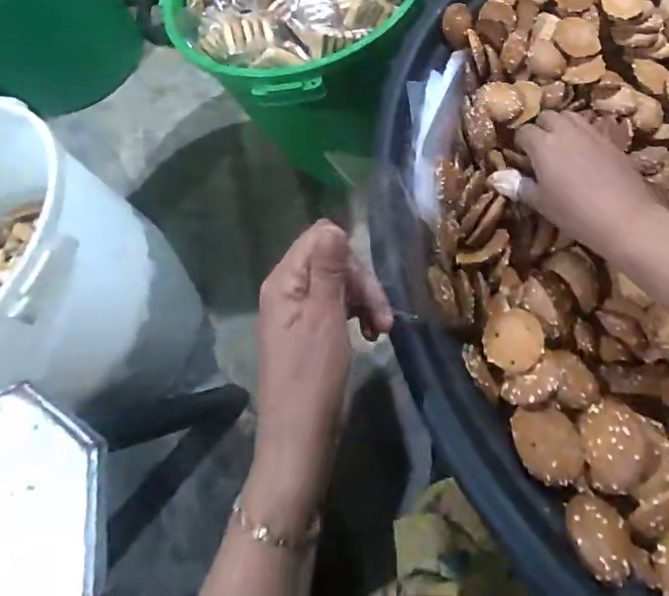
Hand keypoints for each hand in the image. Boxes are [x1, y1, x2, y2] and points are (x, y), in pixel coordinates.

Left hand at [247, 220, 392, 530]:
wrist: (299, 444)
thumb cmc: (313, 379)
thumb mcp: (325, 318)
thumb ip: (329, 270)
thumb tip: (333, 226)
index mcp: (284, 281)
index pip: (320, 238)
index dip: (350, 258)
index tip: (368, 291)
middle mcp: (286, 289)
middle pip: (331, 260)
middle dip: (362, 283)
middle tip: (384, 319)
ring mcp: (295, 311)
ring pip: (337, 283)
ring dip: (364, 300)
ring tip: (383, 330)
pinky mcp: (307, 331)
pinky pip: (334, 306)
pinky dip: (356, 315)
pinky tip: (372, 335)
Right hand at [515, 112, 668, 256]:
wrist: (626, 218)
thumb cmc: (575, 213)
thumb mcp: (542, 203)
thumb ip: (519, 186)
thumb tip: (498, 178)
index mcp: (542, 144)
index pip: (524, 132)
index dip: (520, 144)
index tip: (522, 159)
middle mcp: (565, 131)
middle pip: (547, 116)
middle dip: (540, 128)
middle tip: (541, 150)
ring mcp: (590, 133)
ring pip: (570, 116)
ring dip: (561, 125)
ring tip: (562, 145)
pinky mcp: (610, 140)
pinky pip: (590, 127)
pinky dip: (582, 134)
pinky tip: (584, 153)